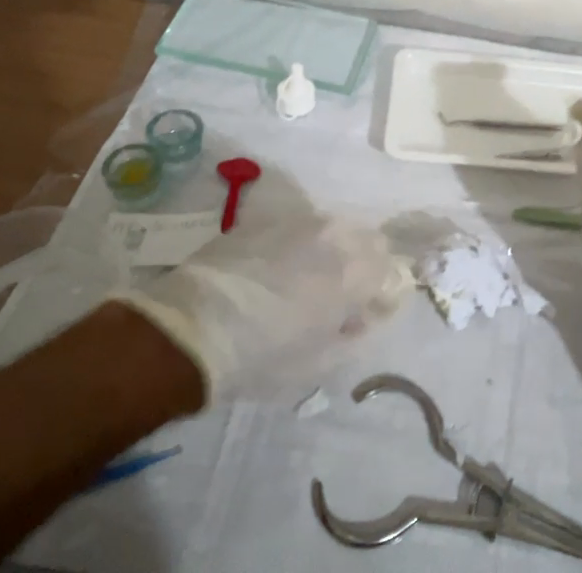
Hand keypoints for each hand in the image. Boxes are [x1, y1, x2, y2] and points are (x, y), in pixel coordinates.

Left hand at [112, 212, 411, 403]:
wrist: (188, 332)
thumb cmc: (262, 357)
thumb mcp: (320, 362)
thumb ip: (354, 335)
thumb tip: (360, 318)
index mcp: (355, 270)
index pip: (393, 272)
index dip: (384, 297)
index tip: (366, 317)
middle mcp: (333, 234)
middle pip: (369, 240)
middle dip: (364, 266)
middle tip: (342, 298)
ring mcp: (296, 221)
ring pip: (333, 229)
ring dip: (332, 251)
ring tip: (307, 283)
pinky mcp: (262, 219)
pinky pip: (297, 226)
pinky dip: (299, 245)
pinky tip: (276, 271)